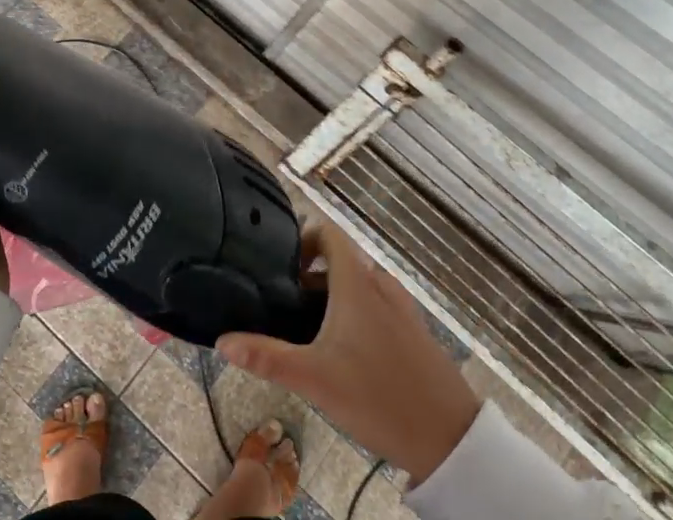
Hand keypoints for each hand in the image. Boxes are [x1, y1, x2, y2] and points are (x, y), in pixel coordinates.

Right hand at [217, 223, 479, 483]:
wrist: (450, 439)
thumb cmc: (378, 397)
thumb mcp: (313, 379)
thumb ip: (266, 356)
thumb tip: (222, 341)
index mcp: (357, 284)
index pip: (328, 233)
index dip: (301, 237)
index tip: (276, 263)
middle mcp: (381, 286)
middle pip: (340, 260)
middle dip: (307, 274)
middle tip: (279, 301)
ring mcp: (401, 308)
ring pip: (358, 285)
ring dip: (330, 295)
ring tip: (303, 327)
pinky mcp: (413, 332)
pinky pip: (376, 305)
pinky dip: (353, 312)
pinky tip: (339, 351)